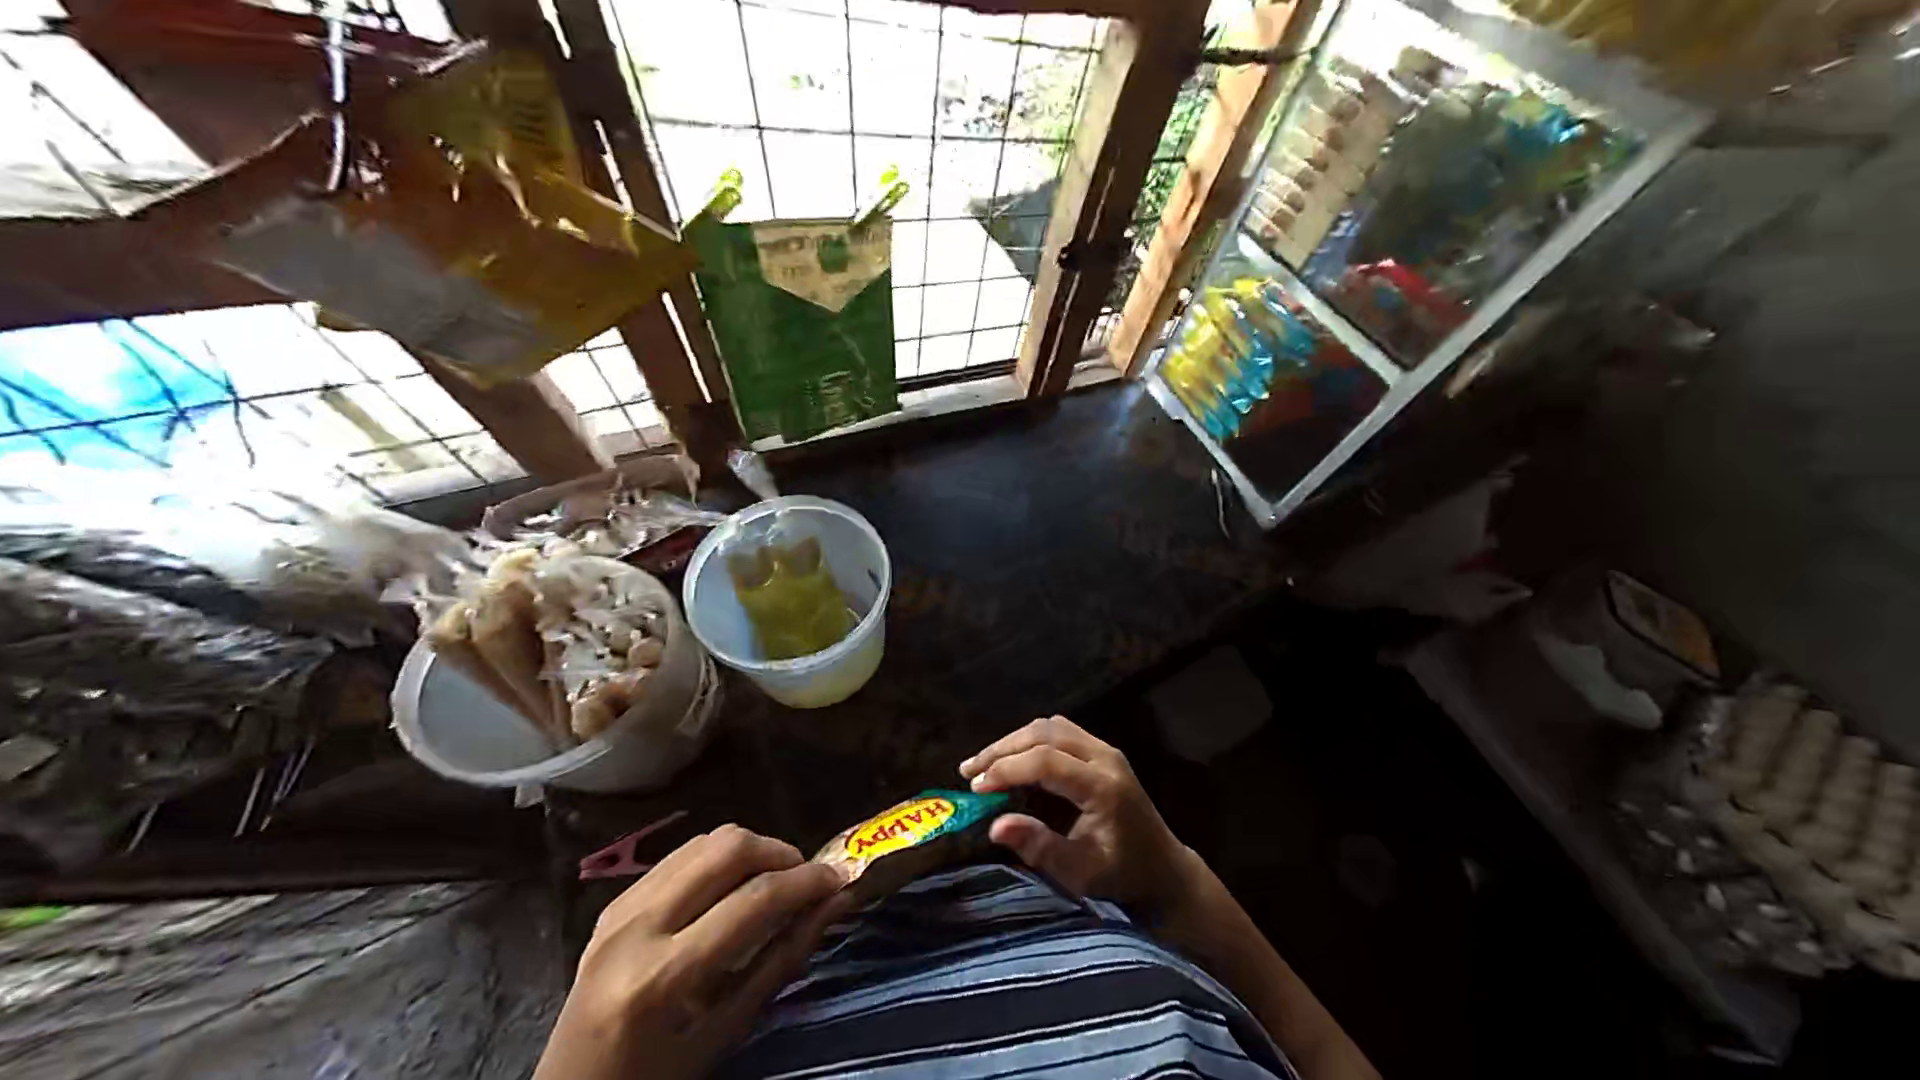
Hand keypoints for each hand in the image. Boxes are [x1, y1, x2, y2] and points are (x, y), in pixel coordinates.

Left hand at [533, 825, 849, 1079]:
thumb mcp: (726, 1032)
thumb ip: (782, 960)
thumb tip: (833, 904)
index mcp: (663, 977)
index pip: (754, 901)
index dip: (806, 882)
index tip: (838, 880)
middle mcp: (637, 927)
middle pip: (728, 848)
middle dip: (780, 853)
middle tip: (804, 879)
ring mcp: (620, 908)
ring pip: (706, 840)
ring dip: (751, 851)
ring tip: (772, 882)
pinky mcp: (614, 901)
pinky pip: (681, 856)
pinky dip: (718, 861)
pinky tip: (730, 889)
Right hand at [961, 715, 1197, 919]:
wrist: (1163, 868)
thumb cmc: (1121, 875)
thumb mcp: (1080, 872)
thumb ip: (1039, 847)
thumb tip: (994, 826)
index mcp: (1103, 786)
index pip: (1046, 761)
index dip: (1007, 769)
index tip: (976, 788)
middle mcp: (1105, 758)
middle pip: (1045, 734)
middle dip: (1003, 749)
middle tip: (970, 772)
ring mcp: (1105, 750)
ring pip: (1050, 727)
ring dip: (1014, 741)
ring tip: (985, 765)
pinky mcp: (1102, 751)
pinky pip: (1059, 732)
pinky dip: (1030, 741)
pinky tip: (1013, 760)